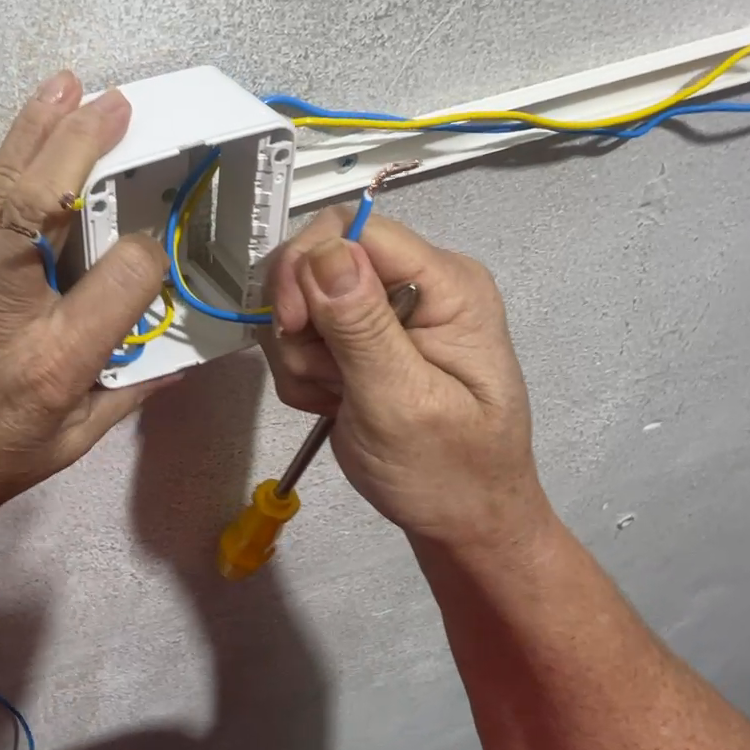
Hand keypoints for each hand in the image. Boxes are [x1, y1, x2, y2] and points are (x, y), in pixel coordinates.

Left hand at [0, 72, 169, 545]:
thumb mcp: (75, 441)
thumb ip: (132, 390)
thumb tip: (181, 353)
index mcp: (53, 359)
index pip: (119, 277)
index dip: (147, 250)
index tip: (156, 240)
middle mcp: (2, 311)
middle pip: (36, 206)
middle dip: (76, 144)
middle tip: (112, 102)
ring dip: (28, 134)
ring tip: (62, 88)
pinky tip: (13, 145)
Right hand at [260, 208, 551, 546]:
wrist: (458, 519)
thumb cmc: (446, 470)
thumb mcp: (402, 402)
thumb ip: (362, 327)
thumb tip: (326, 253)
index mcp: (446, 285)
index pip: (352, 229)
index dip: (306, 267)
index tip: (292, 326)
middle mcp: (413, 284)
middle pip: (314, 263)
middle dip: (298, 322)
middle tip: (320, 375)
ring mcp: (382, 313)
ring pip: (296, 304)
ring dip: (298, 356)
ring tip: (335, 398)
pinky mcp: (355, 339)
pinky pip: (297, 336)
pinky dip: (300, 374)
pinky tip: (331, 402)